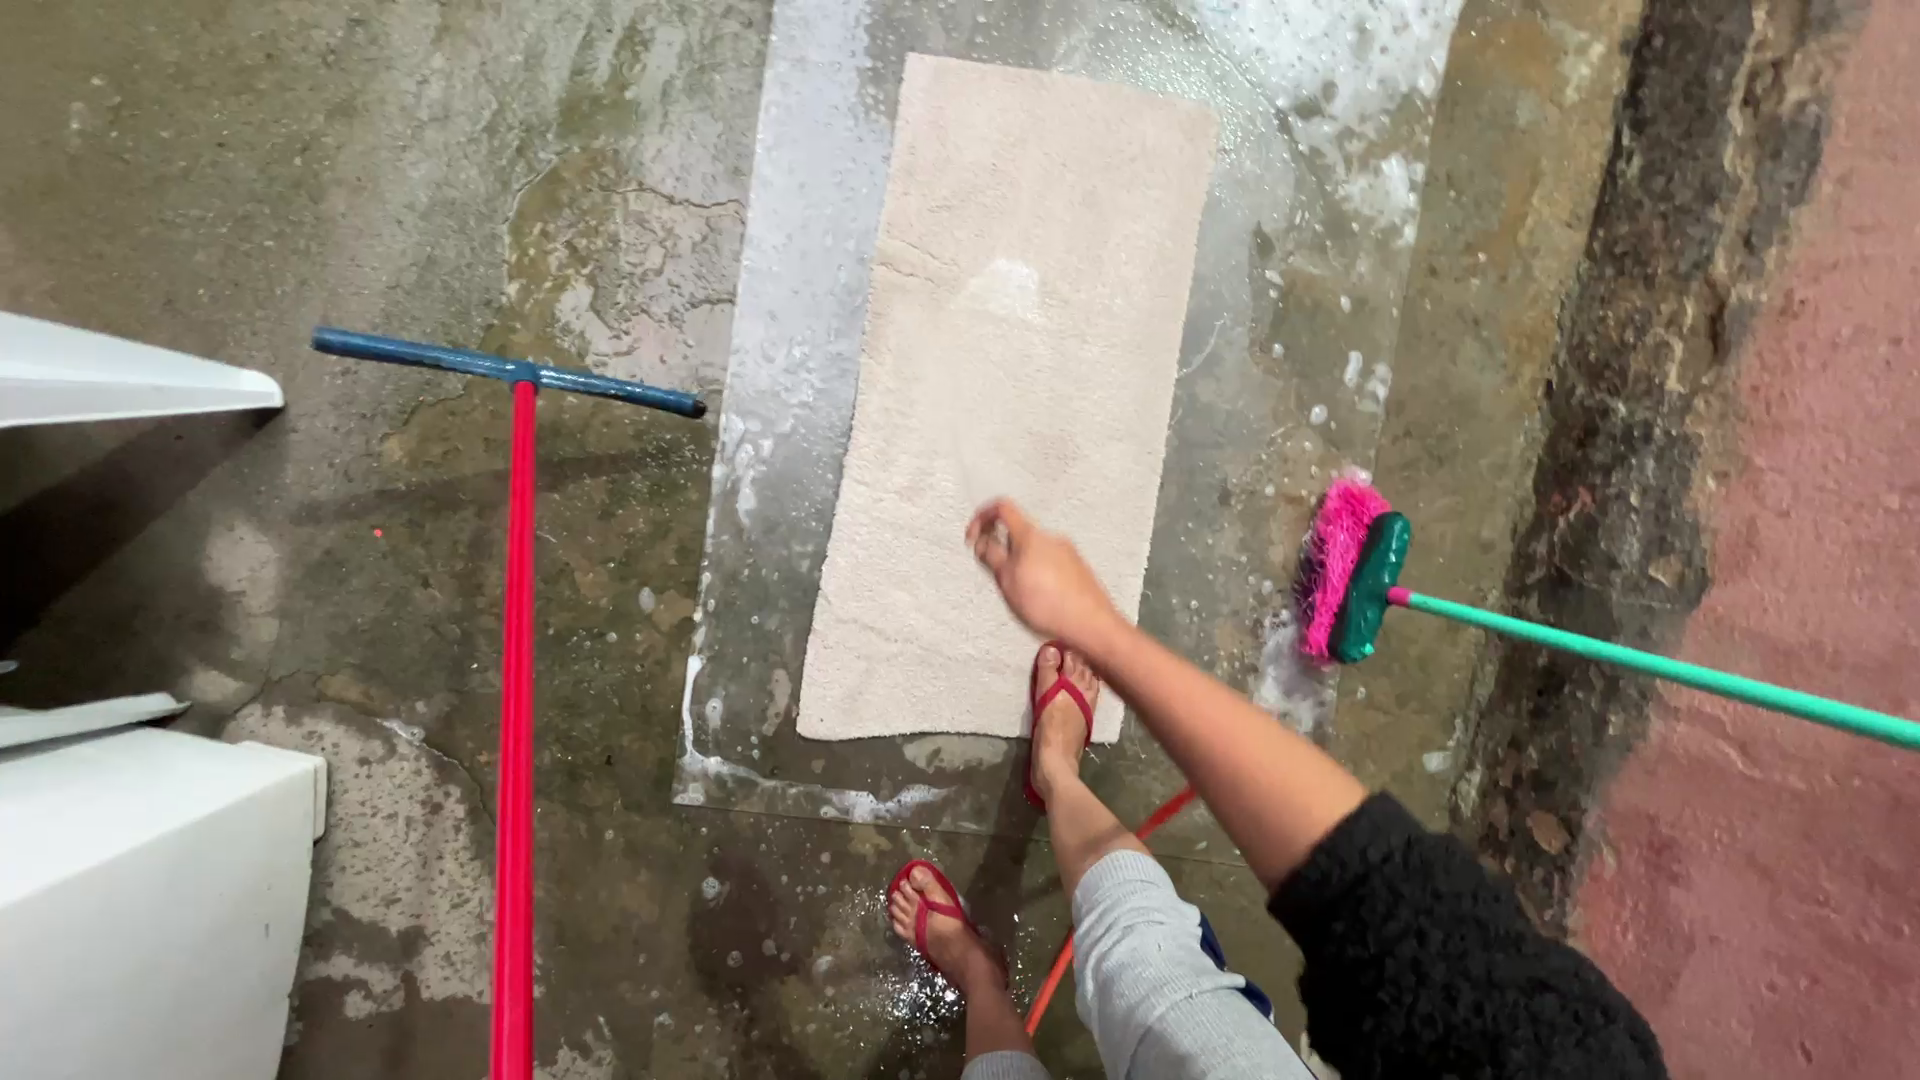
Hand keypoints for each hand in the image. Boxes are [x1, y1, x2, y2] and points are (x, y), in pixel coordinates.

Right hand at [965, 498, 1121, 644]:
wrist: (1091, 624)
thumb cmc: (1048, 605)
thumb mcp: (1008, 582)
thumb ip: (991, 557)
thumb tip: (981, 541)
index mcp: (1030, 535)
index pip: (1002, 507)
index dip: (982, 517)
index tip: (974, 536)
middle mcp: (1051, 537)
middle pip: (1017, 532)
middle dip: (1002, 549)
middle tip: (997, 575)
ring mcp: (1067, 551)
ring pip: (1033, 549)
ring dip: (1021, 564)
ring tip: (1022, 594)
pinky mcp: (1077, 567)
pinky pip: (1049, 562)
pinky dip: (1038, 573)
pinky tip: (1041, 598)